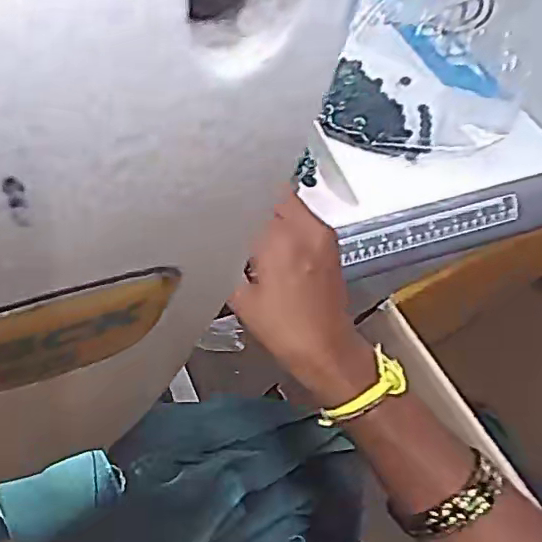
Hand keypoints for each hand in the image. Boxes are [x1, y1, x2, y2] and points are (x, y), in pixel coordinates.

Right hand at [231, 191, 377, 402]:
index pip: (252, 199)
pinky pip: (301, 219)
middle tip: (226, 211)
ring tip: (243, 226)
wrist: (326, 348)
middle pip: (274, 193)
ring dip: (266, 210)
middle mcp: (307, 229)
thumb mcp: (241, 298)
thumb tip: (213, 242)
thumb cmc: (286, 331)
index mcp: (282, 240)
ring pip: (289, 203)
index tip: (213, 203)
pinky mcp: (328, 244)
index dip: (229, 199)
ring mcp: (322, 235)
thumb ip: (227, 262)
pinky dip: (282, 223)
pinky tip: (265, 242)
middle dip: (249, 199)